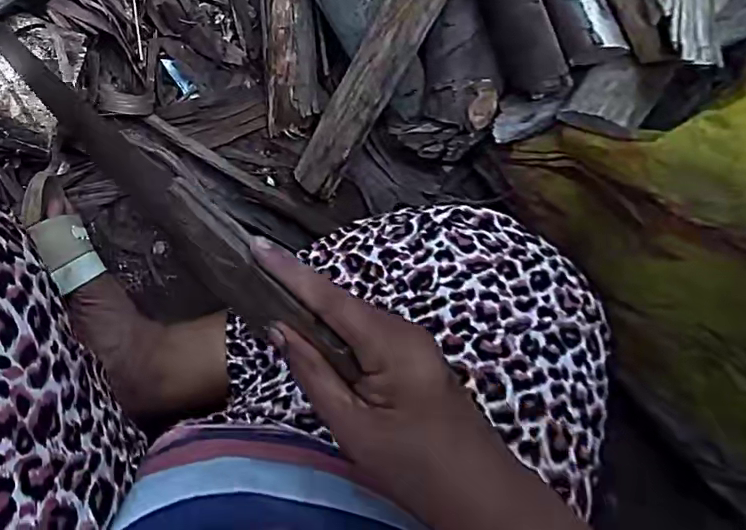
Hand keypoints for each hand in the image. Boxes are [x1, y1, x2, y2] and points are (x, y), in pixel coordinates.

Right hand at [251, 239, 586, 529]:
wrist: (494, 508)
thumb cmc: (421, 471)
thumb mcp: (353, 428)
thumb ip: (311, 372)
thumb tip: (278, 328)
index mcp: (390, 343)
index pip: (327, 295)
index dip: (287, 269)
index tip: (255, 244)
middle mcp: (402, 329)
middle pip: (336, 300)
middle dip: (295, 289)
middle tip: (251, 276)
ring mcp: (410, 340)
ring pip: (347, 315)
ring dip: (312, 311)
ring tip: (271, 304)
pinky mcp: (412, 354)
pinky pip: (361, 329)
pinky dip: (332, 328)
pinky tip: (311, 336)